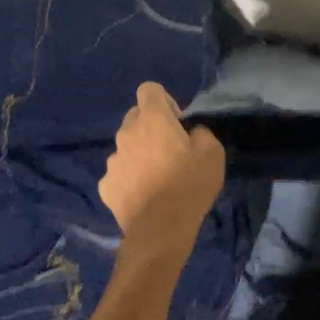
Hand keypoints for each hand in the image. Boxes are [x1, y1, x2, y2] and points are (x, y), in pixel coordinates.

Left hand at [99, 83, 226, 262]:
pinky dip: (128, 179)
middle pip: (135, 117)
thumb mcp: (213, 154)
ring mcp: (112, 160)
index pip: (149, 89)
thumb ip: (201, 133)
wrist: (160, 229)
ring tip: (156, 179)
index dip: (164, 100)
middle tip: (169, 151)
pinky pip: (118, 174)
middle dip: (150, 126)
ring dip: (139, 154)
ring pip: (126, 147)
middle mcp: (126, 134)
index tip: (177, 122)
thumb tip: (191, 133)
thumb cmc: (189, 186)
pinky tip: (142, 196)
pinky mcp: (105, 185)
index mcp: (153, 120)